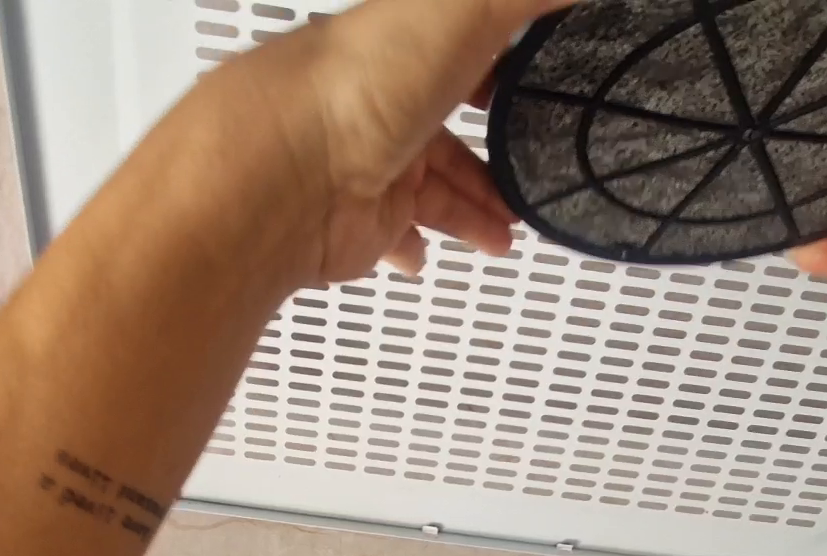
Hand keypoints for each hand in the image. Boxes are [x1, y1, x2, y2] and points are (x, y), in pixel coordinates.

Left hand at [219, 0, 573, 281]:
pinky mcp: (362, 228)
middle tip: (528, 181)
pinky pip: (394, 241)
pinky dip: (415, 251)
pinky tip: (427, 259)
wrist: (291, 176)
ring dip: (470, 214)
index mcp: (409, 51)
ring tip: (505, 236)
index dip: (501, 71)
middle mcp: (387, 110)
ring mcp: (373, 172)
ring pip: (433, 196)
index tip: (535, 86)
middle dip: (490, 164)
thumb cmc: (362, 86)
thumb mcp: (465, 8)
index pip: (464, 56)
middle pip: (448, 140)